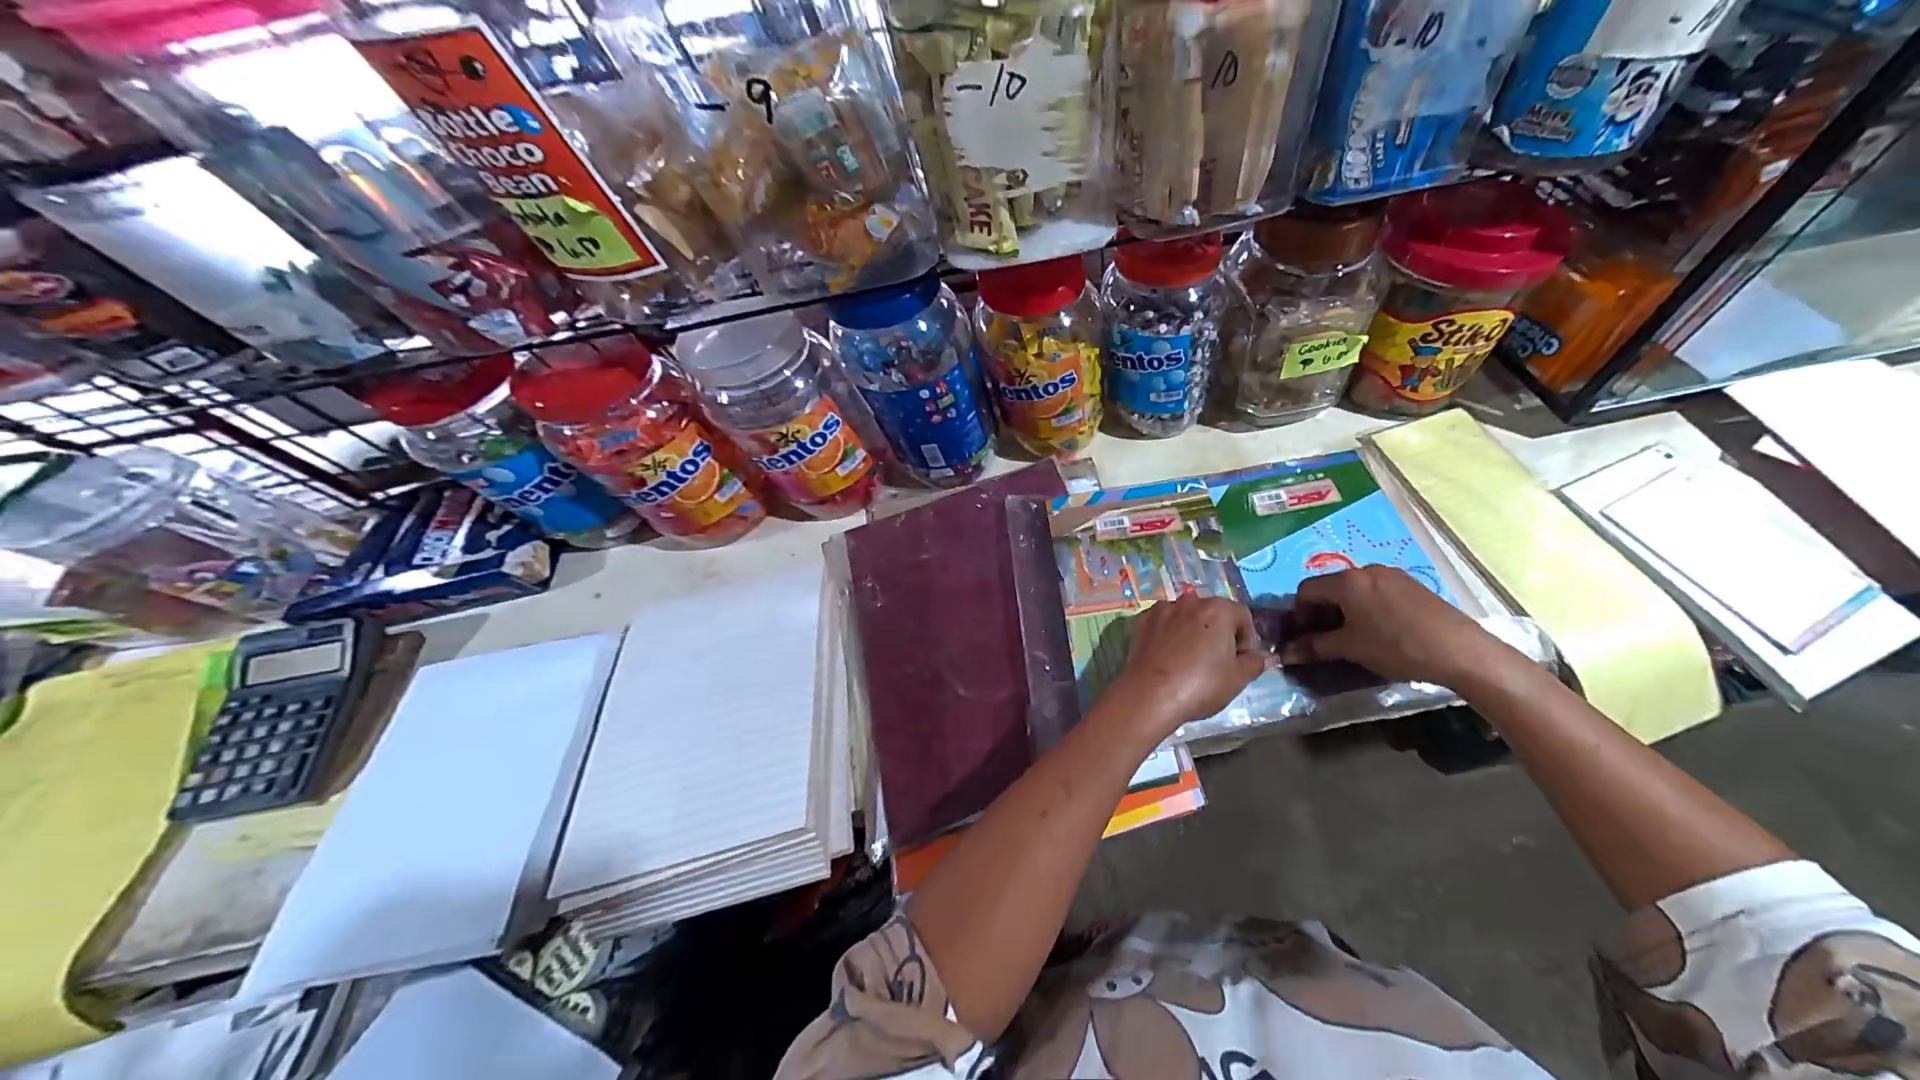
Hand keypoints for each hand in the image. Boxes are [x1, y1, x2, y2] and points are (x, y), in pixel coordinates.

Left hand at [1106, 593, 1267, 734]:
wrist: (1149, 695)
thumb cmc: (1200, 685)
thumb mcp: (1238, 678)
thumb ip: (1254, 661)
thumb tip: (1261, 656)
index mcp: (1218, 609)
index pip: (1242, 616)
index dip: (1246, 639)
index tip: (1240, 660)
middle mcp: (1189, 601)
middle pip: (1213, 613)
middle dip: (1219, 632)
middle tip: (1217, 660)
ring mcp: (1162, 609)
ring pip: (1186, 616)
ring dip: (1192, 630)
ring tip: (1189, 658)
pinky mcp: (1142, 621)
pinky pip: (1163, 622)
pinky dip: (1169, 633)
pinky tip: (1168, 656)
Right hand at [1275, 566, 1514, 687]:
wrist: (1460, 651)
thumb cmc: (1397, 647)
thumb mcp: (1351, 649)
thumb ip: (1315, 647)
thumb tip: (1285, 653)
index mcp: (1347, 581)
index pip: (1306, 590)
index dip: (1300, 613)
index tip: (1307, 636)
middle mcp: (1366, 570)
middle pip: (1330, 587)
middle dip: (1321, 612)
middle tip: (1327, 638)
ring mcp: (1392, 575)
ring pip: (1354, 589)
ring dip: (1344, 610)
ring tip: (1354, 636)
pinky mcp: (1411, 584)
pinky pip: (1375, 591)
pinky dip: (1366, 607)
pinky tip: (1380, 630)